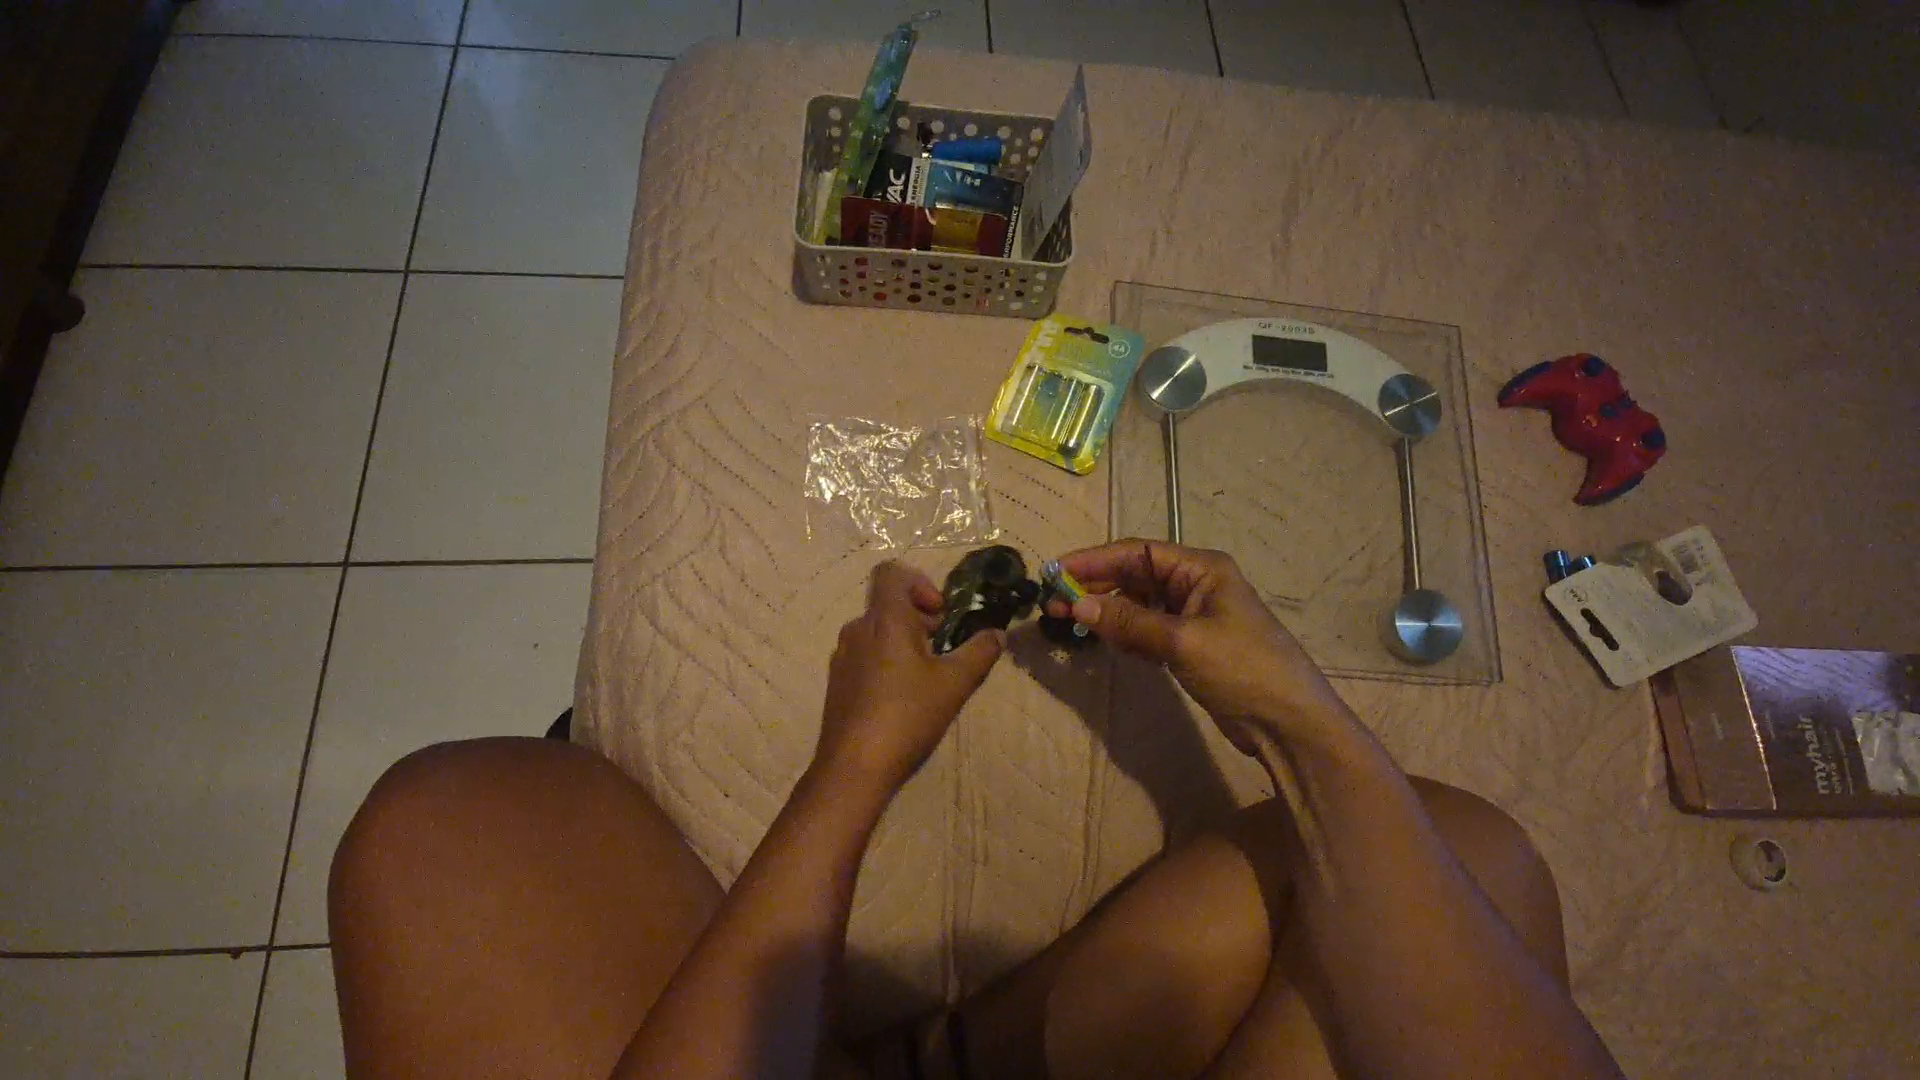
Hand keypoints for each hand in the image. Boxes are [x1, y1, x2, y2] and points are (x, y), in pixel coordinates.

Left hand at [814, 561, 1003, 794]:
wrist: (853, 767)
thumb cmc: (907, 716)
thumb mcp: (955, 684)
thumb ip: (979, 652)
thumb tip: (997, 634)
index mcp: (884, 619)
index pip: (892, 573)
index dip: (920, 583)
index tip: (939, 614)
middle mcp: (857, 629)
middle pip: (888, 604)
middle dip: (920, 617)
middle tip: (942, 648)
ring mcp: (842, 656)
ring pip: (877, 631)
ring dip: (904, 641)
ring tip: (926, 676)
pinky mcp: (837, 682)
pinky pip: (865, 655)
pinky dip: (886, 661)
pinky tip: (902, 698)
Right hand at [1050, 539, 1352, 751]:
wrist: (1289, 724)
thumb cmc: (1242, 669)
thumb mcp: (1182, 641)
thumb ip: (1128, 621)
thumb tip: (1076, 606)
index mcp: (1201, 568)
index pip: (1136, 553)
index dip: (1093, 560)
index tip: (1055, 571)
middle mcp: (1195, 585)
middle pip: (1134, 576)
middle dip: (1095, 588)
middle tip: (1052, 604)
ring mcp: (1193, 616)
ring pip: (1138, 605)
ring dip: (1106, 613)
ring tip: (1067, 623)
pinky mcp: (1190, 646)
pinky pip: (1147, 630)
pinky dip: (1124, 634)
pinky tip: (1103, 642)